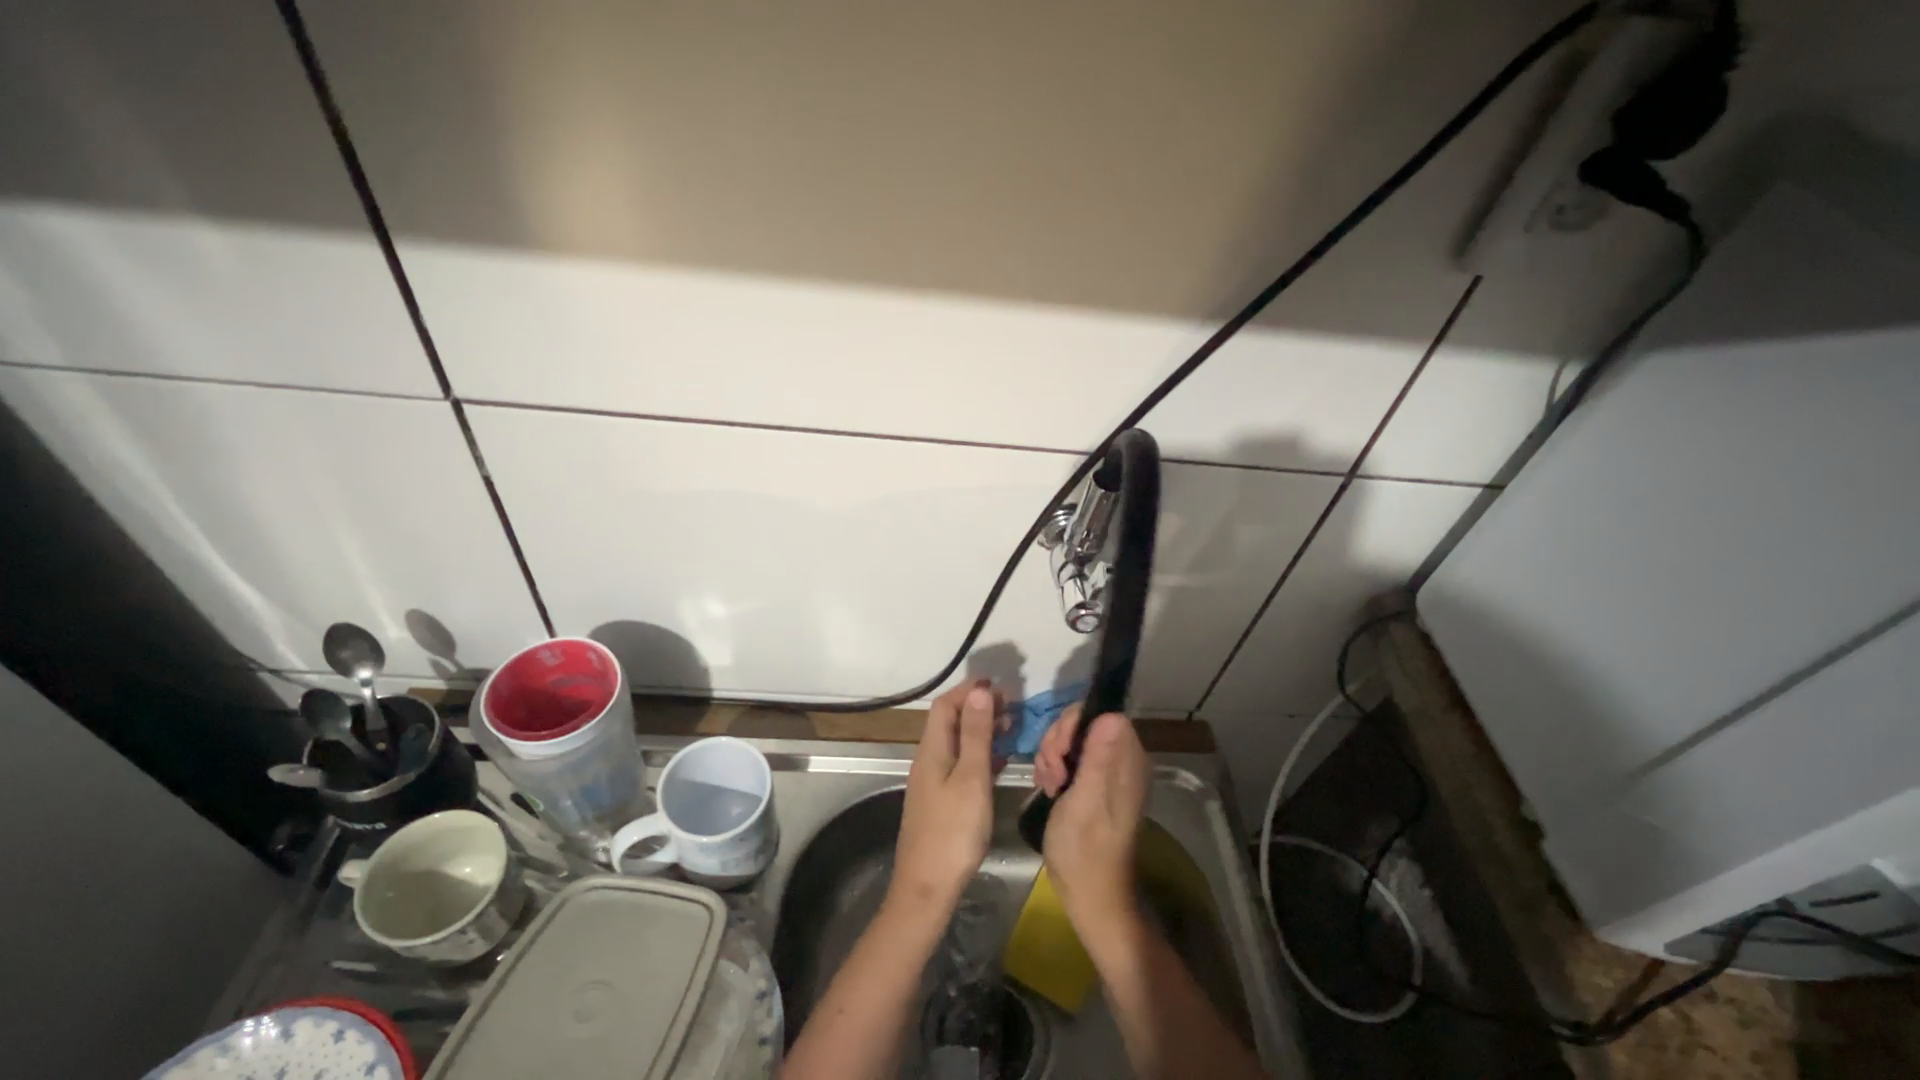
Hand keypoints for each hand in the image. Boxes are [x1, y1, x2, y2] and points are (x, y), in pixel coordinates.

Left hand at [889, 680, 1003, 915]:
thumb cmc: (953, 831)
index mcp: (932, 750)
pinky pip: (961, 765)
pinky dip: (980, 754)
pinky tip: (1000, 760)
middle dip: (978, 707)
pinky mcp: (942, 802)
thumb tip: (979, 692)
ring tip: (1012, 726)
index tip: (1001, 686)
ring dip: (981, 730)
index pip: (945, 705)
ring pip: (957, 743)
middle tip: (1013, 705)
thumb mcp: (970, 778)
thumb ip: (975, 735)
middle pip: (950, 722)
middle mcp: (928, 760)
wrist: (928, 887)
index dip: (969, 691)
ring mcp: (934, 782)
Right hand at [1034, 706, 1149, 939]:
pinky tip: (1048, 789)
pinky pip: (1072, 759)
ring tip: (1049, 785)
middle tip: (1050, 774)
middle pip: (1086, 724)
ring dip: (1053, 756)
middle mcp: (1124, 763)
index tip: (1058, 753)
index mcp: (1128, 762)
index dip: (1074, 725)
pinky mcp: (1095, 786)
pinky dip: (1055, 768)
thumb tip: (1110, 715)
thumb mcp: (1085, 801)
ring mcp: (1109, 775)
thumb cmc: (1085, 849)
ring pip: (1075, 741)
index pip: (1104, 714)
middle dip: (1059, 742)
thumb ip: (1098, 758)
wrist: (1088, 893)